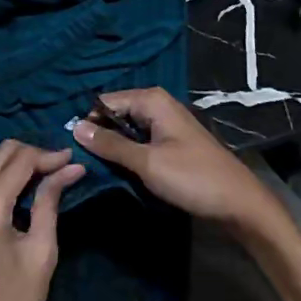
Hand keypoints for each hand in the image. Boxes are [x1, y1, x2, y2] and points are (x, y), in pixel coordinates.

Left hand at [0, 141, 86, 300]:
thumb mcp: (41, 252)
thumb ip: (51, 201)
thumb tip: (72, 167)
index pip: (21, 159)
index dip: (50, 155)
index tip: (75, 160)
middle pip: (2, 152)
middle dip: (34, 153)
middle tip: (62, 166)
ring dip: (20, 163)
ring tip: (50, 175)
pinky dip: (6, 177)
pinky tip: (27, 189)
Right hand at [73, 87, 284, 235]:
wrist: (235, 200)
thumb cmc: (191, 177)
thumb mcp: (147, 163)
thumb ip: (112, 144)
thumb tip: (77, 128)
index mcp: (152, 100)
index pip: (106, 101)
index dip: (86, 120)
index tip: (65, 145)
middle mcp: (158, 105)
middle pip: (116, 113)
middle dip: (97, 132)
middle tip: (74, 159)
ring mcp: (164, 124)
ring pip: (126, 129)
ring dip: (111, 145)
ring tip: (88, 166)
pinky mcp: (169, 143)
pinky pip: (138, 140)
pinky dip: (126, 152)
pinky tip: (114, 169)